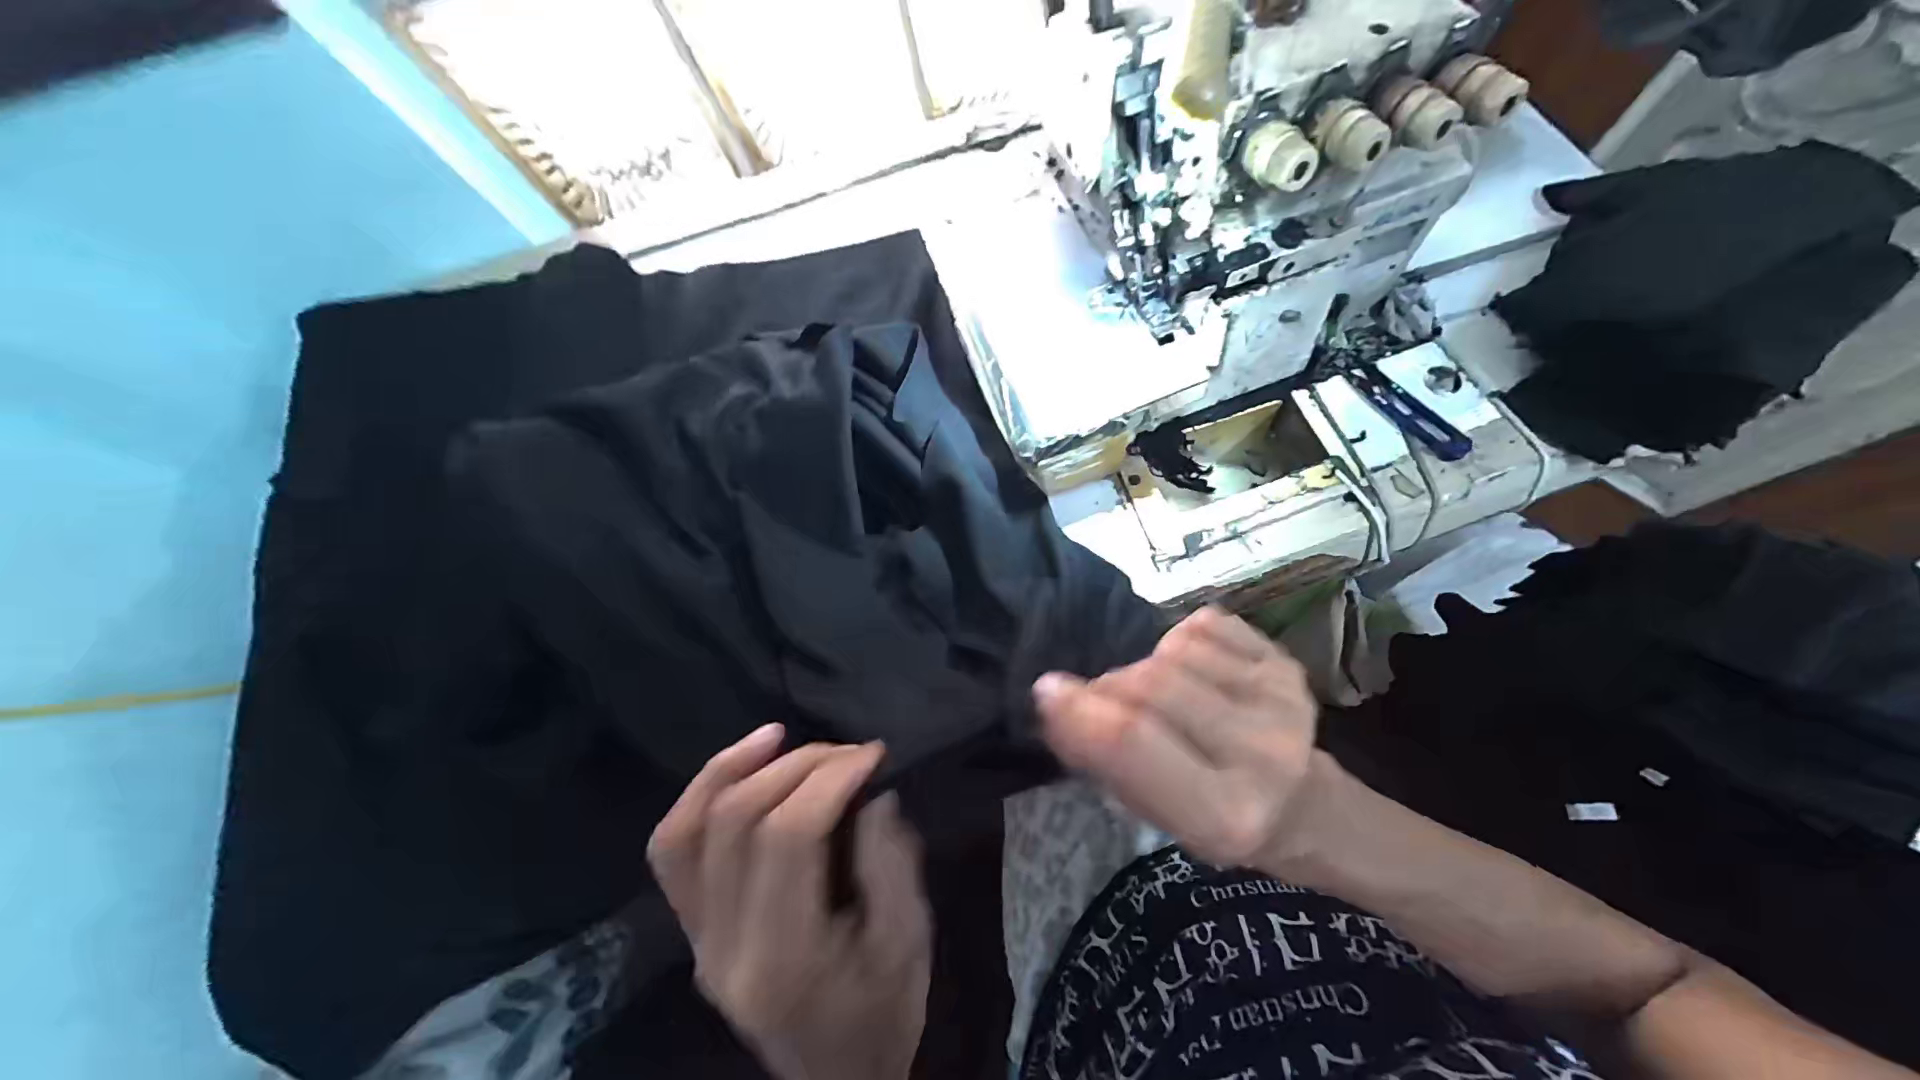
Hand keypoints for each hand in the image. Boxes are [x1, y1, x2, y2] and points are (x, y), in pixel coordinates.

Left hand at [647, 726, 931, 1079]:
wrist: (838, 1078)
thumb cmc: (885, 1013)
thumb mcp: (908, 942)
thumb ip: (891, 864)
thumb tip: (873, 793)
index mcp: (783, 961)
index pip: (790, 837)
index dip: (830, 779)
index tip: (873, 754)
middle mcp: (722, 949)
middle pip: (739, 821)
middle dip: (799, 766)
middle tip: (850, 751)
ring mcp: (697, 939)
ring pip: (690, 828)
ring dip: (735, 767)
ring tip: (783, 735)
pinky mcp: (693, 928)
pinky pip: (674, 848)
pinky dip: (701, 795)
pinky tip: (742, 764)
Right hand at [1033, 607, 1319, 867]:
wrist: (1300, 803)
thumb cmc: (1209, 813)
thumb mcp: (1152, 811)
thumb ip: (1101, 758)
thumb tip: (1049, 699)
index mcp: (1224, 813)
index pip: (1135, 741)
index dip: (1081, 709)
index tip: (1046, 689)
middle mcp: (1262, 753)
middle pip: (1149, 684)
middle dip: (1109, 686)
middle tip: (1102, 700)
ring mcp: (1282, 700)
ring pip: (1173, 650)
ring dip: (1144, 664)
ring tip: (1155, 692)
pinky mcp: (1287, 663)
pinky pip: (1205, 625)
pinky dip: (1181, 641)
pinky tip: (1193, 671)